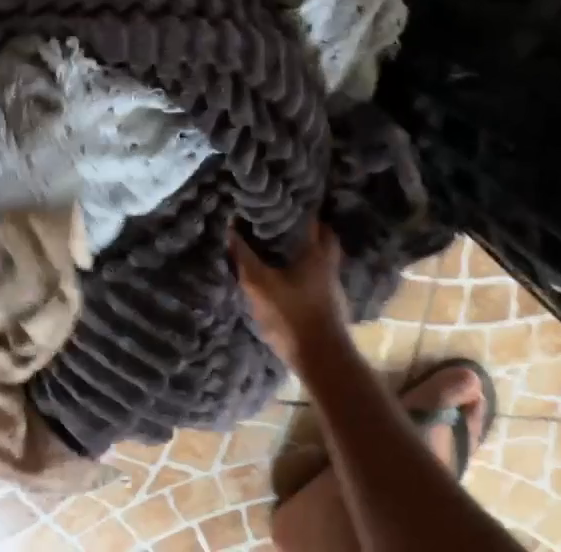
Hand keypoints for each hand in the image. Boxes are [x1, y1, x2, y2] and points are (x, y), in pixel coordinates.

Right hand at [230, 221, 349, 370]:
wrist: (322, 361)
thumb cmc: (292, 316)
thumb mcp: (259, 284)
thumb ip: (243, 256)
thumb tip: (229, 227)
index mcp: (317, 252)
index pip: (312, 218)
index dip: (297, 206)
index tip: (279, 198)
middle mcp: (328, 263)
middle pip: (321, 237)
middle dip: (303, 227)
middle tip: (279, 221)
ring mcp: (331, 285)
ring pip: (318, 256)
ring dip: (301, 248)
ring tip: (276, 244)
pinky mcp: (328, 303)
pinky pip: (313, 275)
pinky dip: (300, 268)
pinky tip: (283, 273)